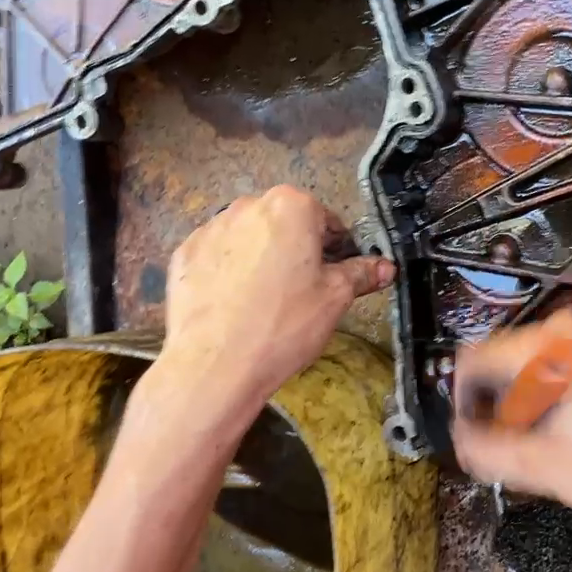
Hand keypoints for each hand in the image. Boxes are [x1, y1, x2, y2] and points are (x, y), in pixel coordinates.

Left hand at [158, 186, 393, 408]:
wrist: (216, 364)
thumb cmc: (284, 324)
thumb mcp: (335, 298)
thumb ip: (361, 273)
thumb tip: (385, 266)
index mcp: (291, 206)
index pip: (327, 221)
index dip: (337, 250)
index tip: (336, 275)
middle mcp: (248, 206)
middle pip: (285, 224)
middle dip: (297, 250)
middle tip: (304, 291)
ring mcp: (211, 229)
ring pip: (251, 239)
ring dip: (263, 259)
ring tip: (268, 302)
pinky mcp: (185, 254)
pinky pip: (219, 256)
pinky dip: (231, 273)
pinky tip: (238, 305)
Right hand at [451, 307, 571, 535]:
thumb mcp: (543, 468)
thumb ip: (486, 451)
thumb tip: (459, 439)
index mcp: (550, 349)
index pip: (473, 359)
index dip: (462, 400)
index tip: (468, 433)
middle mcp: (567, 331)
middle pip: (499, 362)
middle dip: (496, 406)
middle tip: (509, 449)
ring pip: (524, 366)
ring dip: (520, 405)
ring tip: (540, 446)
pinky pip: (551, 366)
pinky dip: (544, 397)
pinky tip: (562, 433)